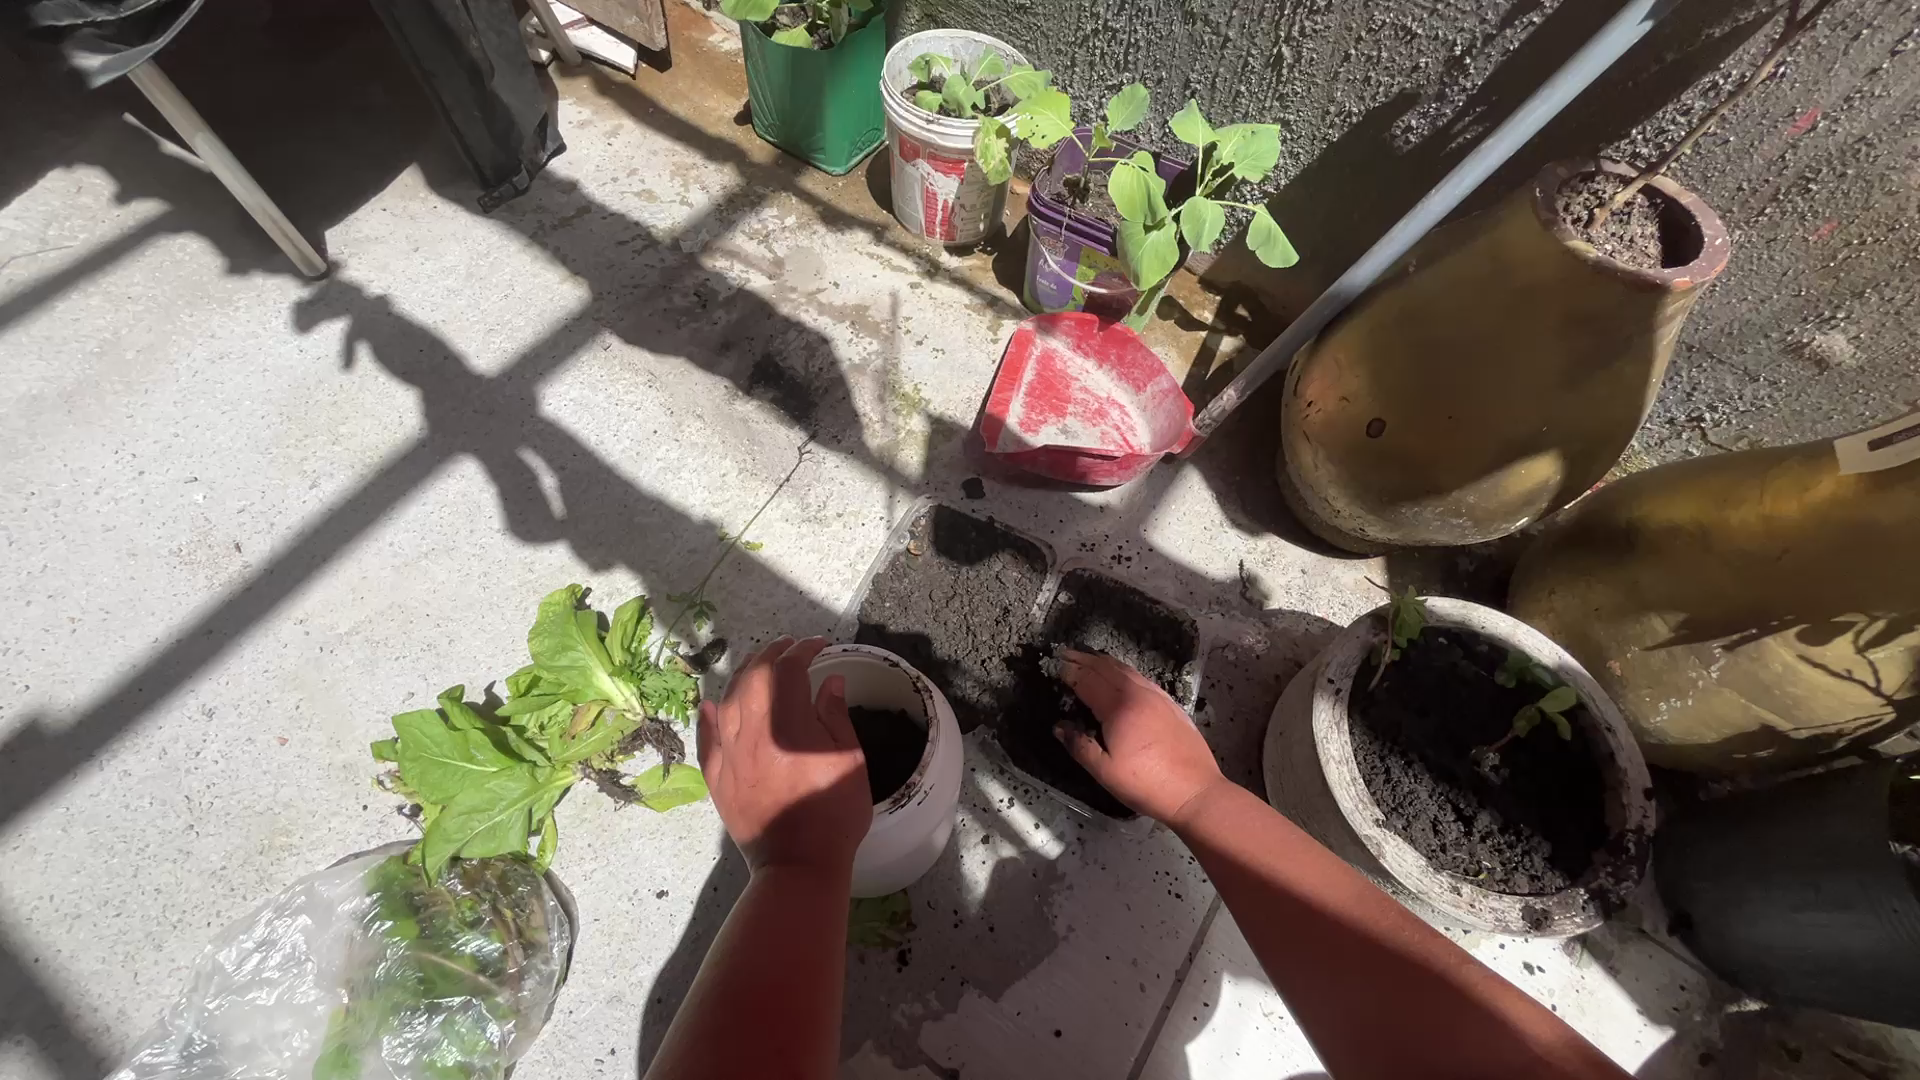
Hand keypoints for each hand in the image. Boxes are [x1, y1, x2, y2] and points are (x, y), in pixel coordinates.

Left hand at [697, 637, 870, 877]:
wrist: (798, 866)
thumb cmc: (834, 814)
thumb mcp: (850, 760)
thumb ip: (836, 716)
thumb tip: (829, 680)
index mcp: (789, 728)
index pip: (789, 671)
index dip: (803, 650)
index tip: (819, 645)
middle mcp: (752, 734)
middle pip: (753, 677)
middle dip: (772, 653)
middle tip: (790, 647)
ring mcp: (729, 756)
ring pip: (727, 700)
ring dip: (744, 674)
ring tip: (760, 664)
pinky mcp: (717, 778)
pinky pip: (707, 738)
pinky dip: (709, 715)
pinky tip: (712, 702)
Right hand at [1052, 648, 1228, 825]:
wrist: (1195, 791)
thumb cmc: (1146, 784)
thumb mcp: (1104, 771)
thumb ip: (1079, 745)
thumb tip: (1059, 727)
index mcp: (1118, 708)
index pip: (1087, 681)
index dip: (1070, 673)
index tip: (1054, 666)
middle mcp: (1137, 694)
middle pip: (1105, 669)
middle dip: (1083, 660)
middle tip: (1065, 654)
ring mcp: (1156, 696)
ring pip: (1124, 669)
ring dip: (1103, 662)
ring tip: (1087, 658)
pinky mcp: (1169, 702)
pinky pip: (1139, 676)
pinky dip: (1122, 669)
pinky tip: (1119, 674)